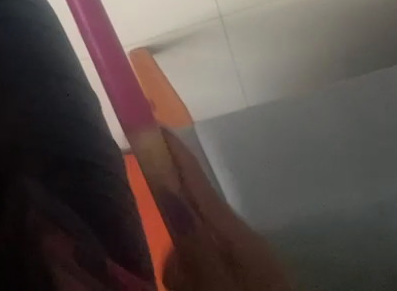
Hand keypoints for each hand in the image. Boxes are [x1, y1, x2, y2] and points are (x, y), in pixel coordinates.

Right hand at [153, 128, 291, 290]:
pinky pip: (208, 267)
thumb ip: (193, 243)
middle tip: (175, 281)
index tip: (148, 121)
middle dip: (173, 239)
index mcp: (238, 236)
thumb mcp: (219, 287)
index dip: (172, 150)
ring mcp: (248, 261)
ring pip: (194, 247)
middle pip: (190, 215)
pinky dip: (198, 281)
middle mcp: (243, 241)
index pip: (197, 180)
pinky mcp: (248, 280)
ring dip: (184, 271)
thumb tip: (165, 189)